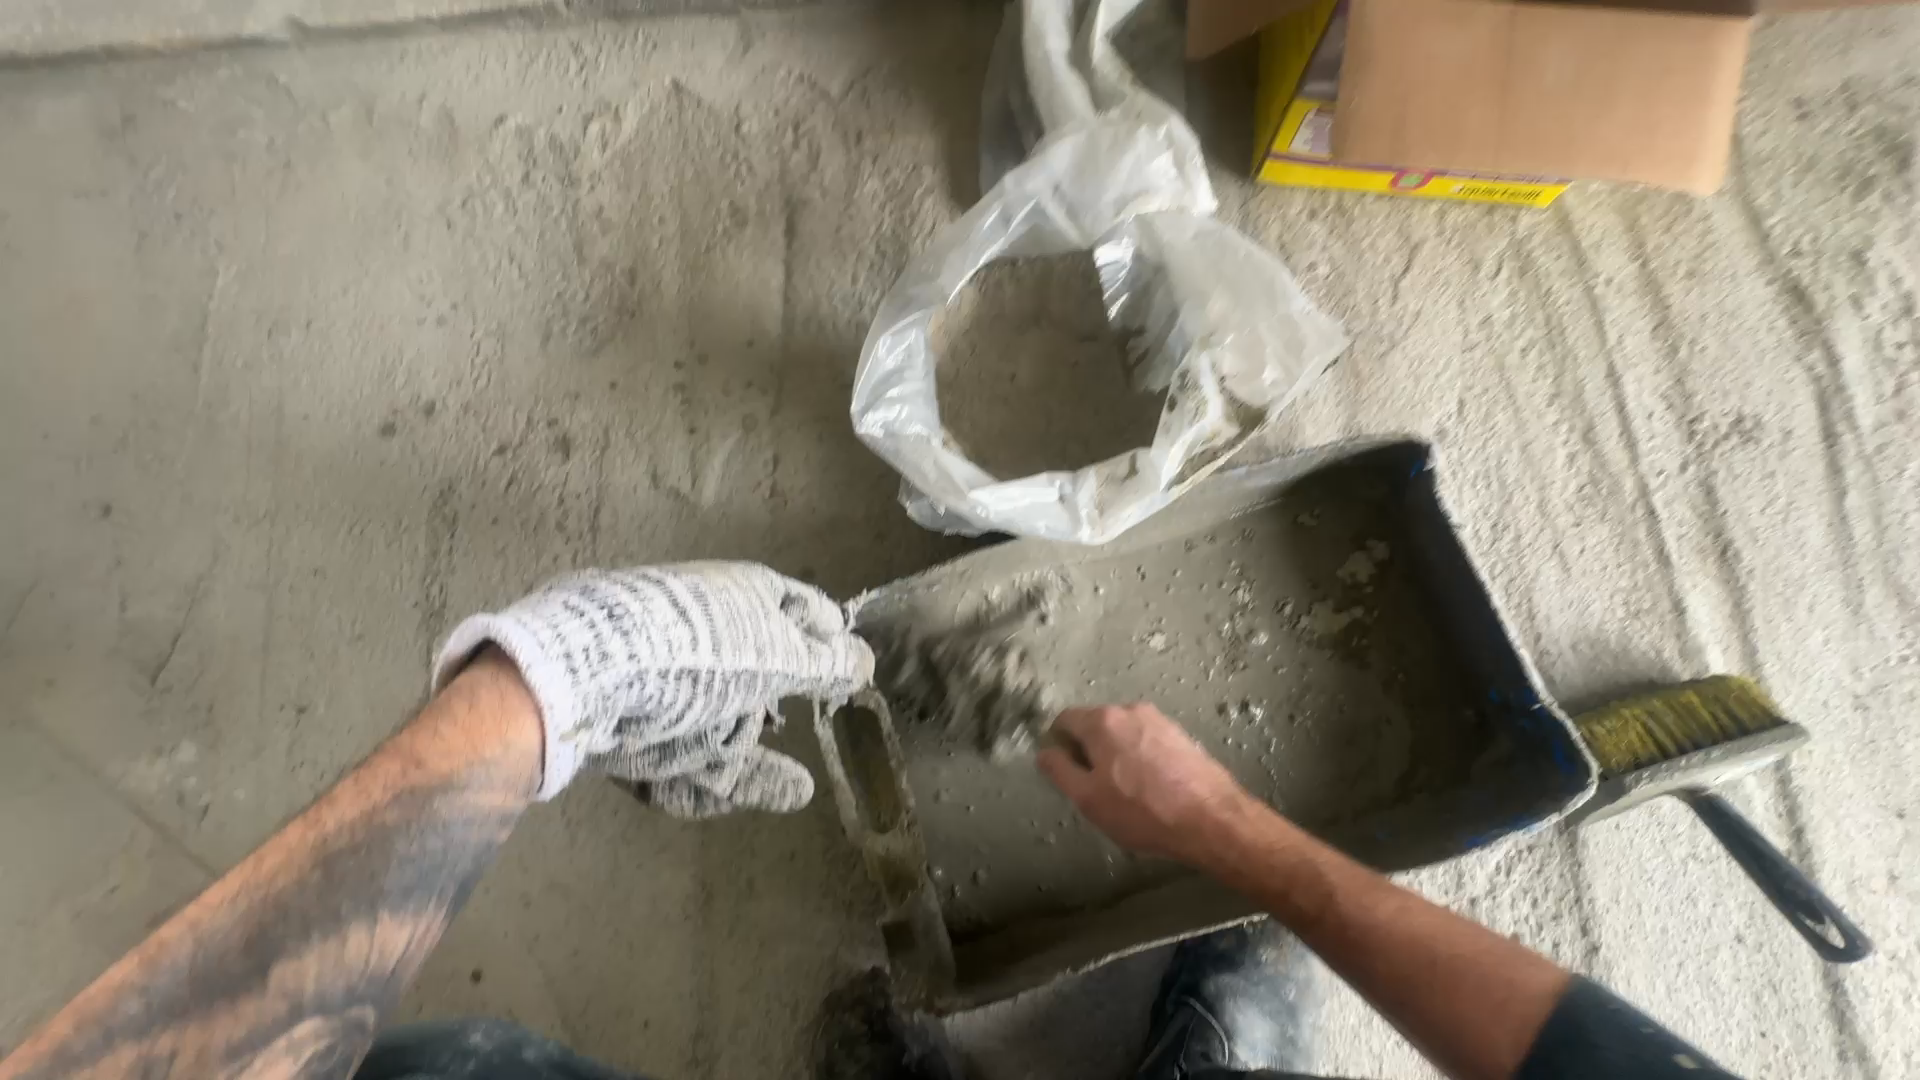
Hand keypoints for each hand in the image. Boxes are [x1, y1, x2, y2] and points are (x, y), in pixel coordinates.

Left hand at [433, 562, 872, 811]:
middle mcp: (709, 638)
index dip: (828, 633)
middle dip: (780, 704)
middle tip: (804, 726)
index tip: (850, 663)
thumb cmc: (701, 652)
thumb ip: (826, 663)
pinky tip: (732, 803)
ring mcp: (671, 683)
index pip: (800, 608)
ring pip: (721, 726)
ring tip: (794, 790)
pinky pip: (684, 759)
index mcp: (744, 600)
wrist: (588, 676)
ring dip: (754, 762)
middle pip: (759, 672)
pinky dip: (708, 784)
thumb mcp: (777, 656)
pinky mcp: (638, 727)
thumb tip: (868, 659)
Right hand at [1037, 703, 1254, 863]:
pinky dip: (1140, 757)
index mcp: (1102, 720)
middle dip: (1088, 750)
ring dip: (1115, 754)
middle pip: (1094, 724)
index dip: (1058, 744)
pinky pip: (1146, 740)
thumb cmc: (1142, 811)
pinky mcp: (1180, 734)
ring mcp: (1159, 720)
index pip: (1064, 719)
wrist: (1212, 819)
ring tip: (1126, 791)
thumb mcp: (1089, 799)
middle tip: (1095, 787)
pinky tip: (1152, 787)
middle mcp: (1129, 710)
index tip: (1066, 771)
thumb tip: (1045, 752)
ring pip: (1122, 733)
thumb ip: (1060, 771)